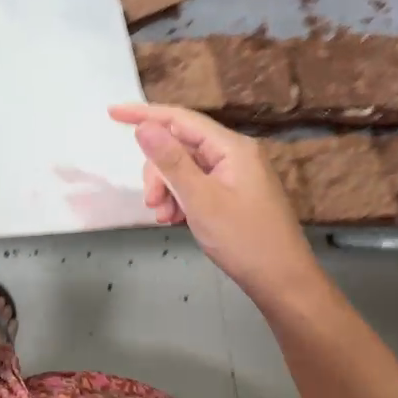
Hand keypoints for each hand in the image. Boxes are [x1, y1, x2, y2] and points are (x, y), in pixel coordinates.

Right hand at [108, 103, 321, 299]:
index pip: (180, 119)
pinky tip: (174, 219)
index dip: (143, 114)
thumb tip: (143, 125)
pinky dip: (180, 198)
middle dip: (157, 171)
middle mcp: (235, 154)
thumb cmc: (244, 240)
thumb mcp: (200, 199)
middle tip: (150, 201)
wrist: (285, 285)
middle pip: (179, 146)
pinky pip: (196, 183)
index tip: (112, 112)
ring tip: (163, 216)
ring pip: (184, 167)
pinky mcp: (234, 193)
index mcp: (232, 148)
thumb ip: (170, 160)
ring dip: (166, 188)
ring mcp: (236, 174)